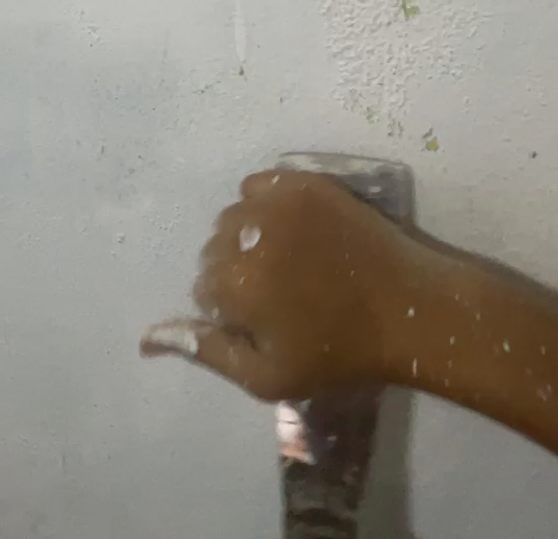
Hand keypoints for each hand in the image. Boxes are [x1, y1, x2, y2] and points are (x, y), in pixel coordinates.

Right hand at [139, 169, 438, 400]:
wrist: (411, 308)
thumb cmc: (340, 352)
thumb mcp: (269, 375)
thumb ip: (205, 351)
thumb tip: (146, 338)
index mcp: (236, 283)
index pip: (204, 288)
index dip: (232, 309)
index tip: (266, 320)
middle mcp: (247, 233)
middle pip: (214, 249)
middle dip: (235, 270)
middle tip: (279, 291)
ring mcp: (278, 202)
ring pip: (233, 216)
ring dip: (247, 236)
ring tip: (288, 260)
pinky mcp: (304, 182)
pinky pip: (259, 185)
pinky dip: (264, 204)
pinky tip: (292, 229)